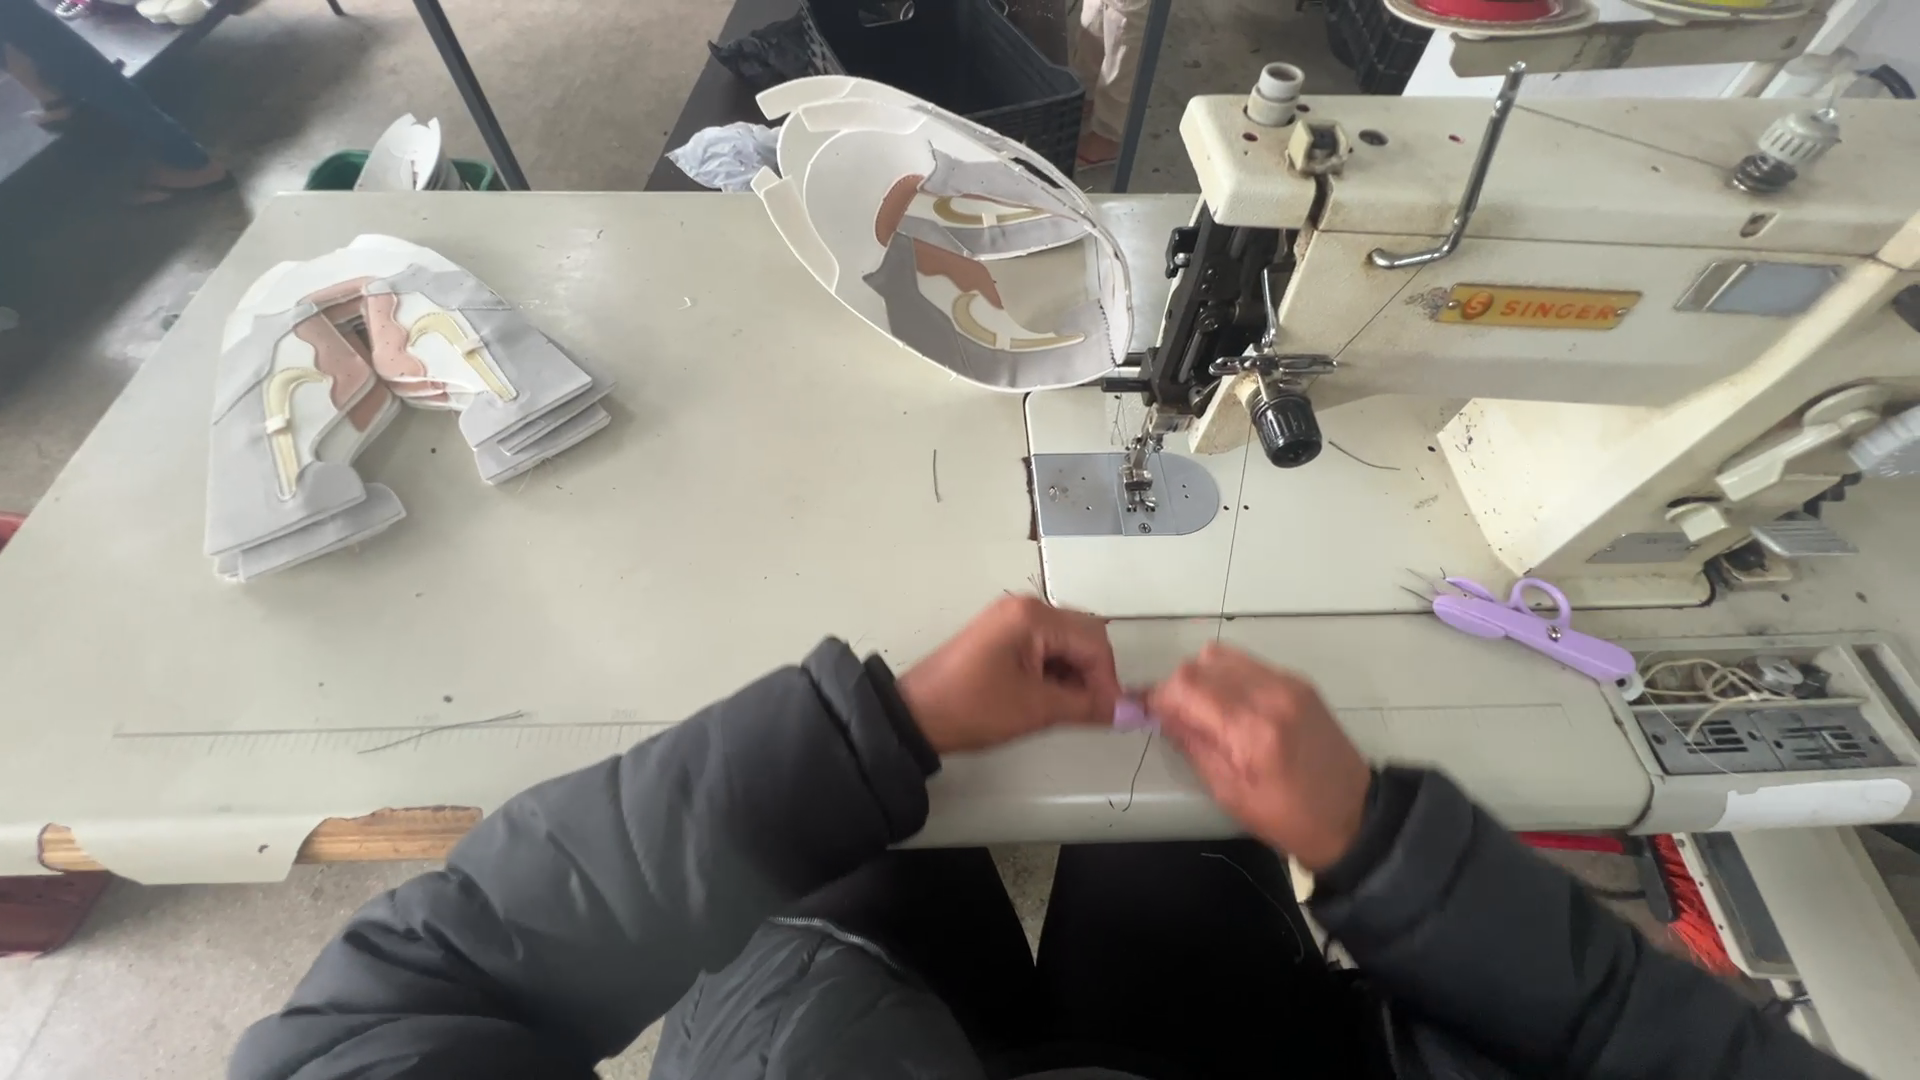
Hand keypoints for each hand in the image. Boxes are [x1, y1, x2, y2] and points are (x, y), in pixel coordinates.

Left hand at [896, 595, 1120, 754]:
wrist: (916, 717)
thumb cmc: (971, 708)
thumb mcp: (1037, 709)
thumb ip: (1089, 706)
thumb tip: (1130, 711)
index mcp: (1032, 616)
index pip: (1094, 641)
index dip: (1107, 680)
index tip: (1108, 713)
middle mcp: (1023, 608)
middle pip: (1082, 635)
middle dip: (1091, 675)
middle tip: (1088, 711)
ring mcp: (1010, 619)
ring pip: (1064, 643)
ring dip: (1073, 674)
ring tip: (1061, 708)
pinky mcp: (1001, 635)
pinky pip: (1043, 647)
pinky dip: (1053, 672)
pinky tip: (1046, 698)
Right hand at [1145, 644, 1369, 870]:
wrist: (1357, 816)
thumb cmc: (1288, 817)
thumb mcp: (1229, 792)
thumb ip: (1192, 743)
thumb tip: (1160, 712)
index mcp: (1252, 729)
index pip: (1186, 685)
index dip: (1159, 696)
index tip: (1150, 713)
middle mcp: (1270, 694)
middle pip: (1199, 664)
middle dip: (1178, 687)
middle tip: (1178, 717)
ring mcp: (1287, 683)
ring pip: (1220, 655)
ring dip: (1202, 677)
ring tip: (1206, 710)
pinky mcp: (1298, 681)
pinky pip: (1246, 662)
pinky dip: (1227, 676)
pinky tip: (1232, 706)